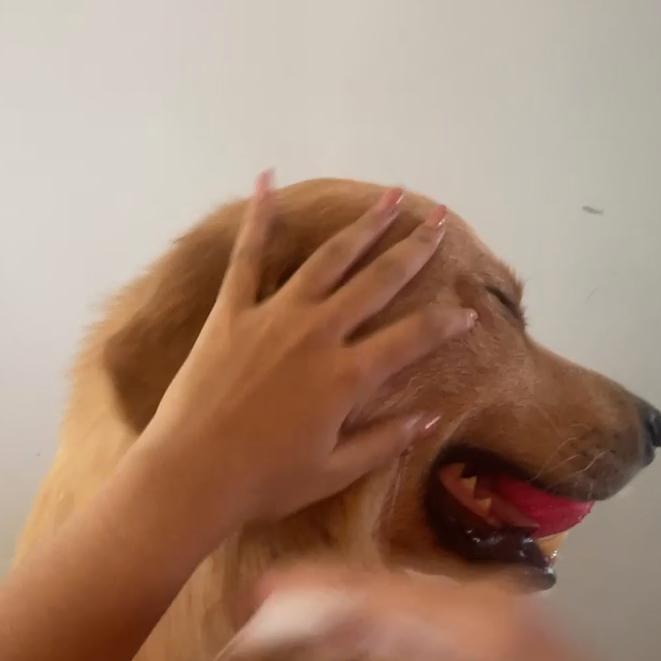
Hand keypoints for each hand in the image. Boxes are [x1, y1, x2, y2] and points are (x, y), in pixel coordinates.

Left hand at [132, 172, 475, 532]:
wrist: (192, 474)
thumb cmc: (265, 482)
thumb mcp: (334, 471)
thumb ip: (384, 441)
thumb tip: (431, 418)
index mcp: (348, 376)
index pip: (412, 338)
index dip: (445, 323)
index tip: (469, 311)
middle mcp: (318, 334)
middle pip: (377, 282)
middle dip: (414, 251)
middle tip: (439, 222)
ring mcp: (273, 316)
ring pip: (328, 260)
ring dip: (363, 226)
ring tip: (389, 197)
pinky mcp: (231, 313)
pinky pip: (248, 257)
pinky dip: (259, 217)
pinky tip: (267, 178)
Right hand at [234, 565, 660, 660]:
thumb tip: (326, 635)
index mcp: (480, 621)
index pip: (370, 592)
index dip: (303, 598)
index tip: (247, 610)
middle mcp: (484, 592)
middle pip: (376, 584)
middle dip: (308, 602)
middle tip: (247, 629)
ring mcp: (493, 601)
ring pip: (392, 593)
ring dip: (335, 612)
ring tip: (274, 634)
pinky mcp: (494, 620)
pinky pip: (417, 610)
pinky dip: (372, 624)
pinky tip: (336, 642)